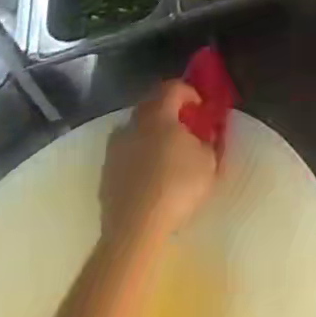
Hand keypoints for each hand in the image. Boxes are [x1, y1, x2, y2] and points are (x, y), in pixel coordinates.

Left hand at [99, 80, 218, 243]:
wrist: (135, 228)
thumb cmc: (178, 186)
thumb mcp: (209, 162)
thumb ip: (210, 142)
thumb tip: (206, 136)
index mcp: (159, 114)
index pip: (173, 88)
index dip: (189, 92)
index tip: (200, 107)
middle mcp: (133, 124)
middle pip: (151, 105)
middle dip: (168, 110)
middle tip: (185, 126)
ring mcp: (115, 148)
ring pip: (135, 130)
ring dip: (151, 134)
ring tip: (166, 153)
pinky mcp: (105, 173)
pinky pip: (125, 153)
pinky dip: (138, 156)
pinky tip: (150, 176)